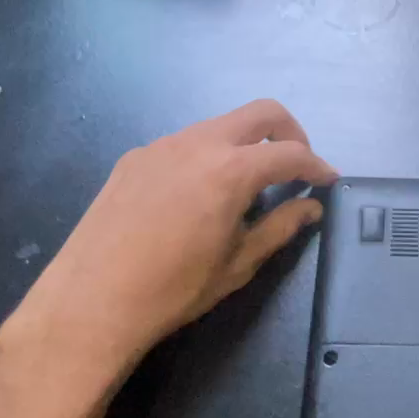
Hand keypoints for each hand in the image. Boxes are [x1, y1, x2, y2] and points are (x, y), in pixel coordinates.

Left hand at [0, 99, 336, 394]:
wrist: (89, 305)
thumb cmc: (173, 290)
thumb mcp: (238, 264)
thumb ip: (281, 226)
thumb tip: (311, 207)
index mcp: (231, 170)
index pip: (291, 153)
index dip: (317, 165)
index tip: (329, 180)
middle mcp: (199, 143)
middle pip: (262, 113)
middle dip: (290, 132)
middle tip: (297, 166)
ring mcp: (163, 145)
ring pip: (220, 125)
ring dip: (246, 144)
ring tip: (247, 187)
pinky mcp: (135, 157)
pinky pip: (185, 143)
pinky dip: (208, 156)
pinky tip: (197, 197)